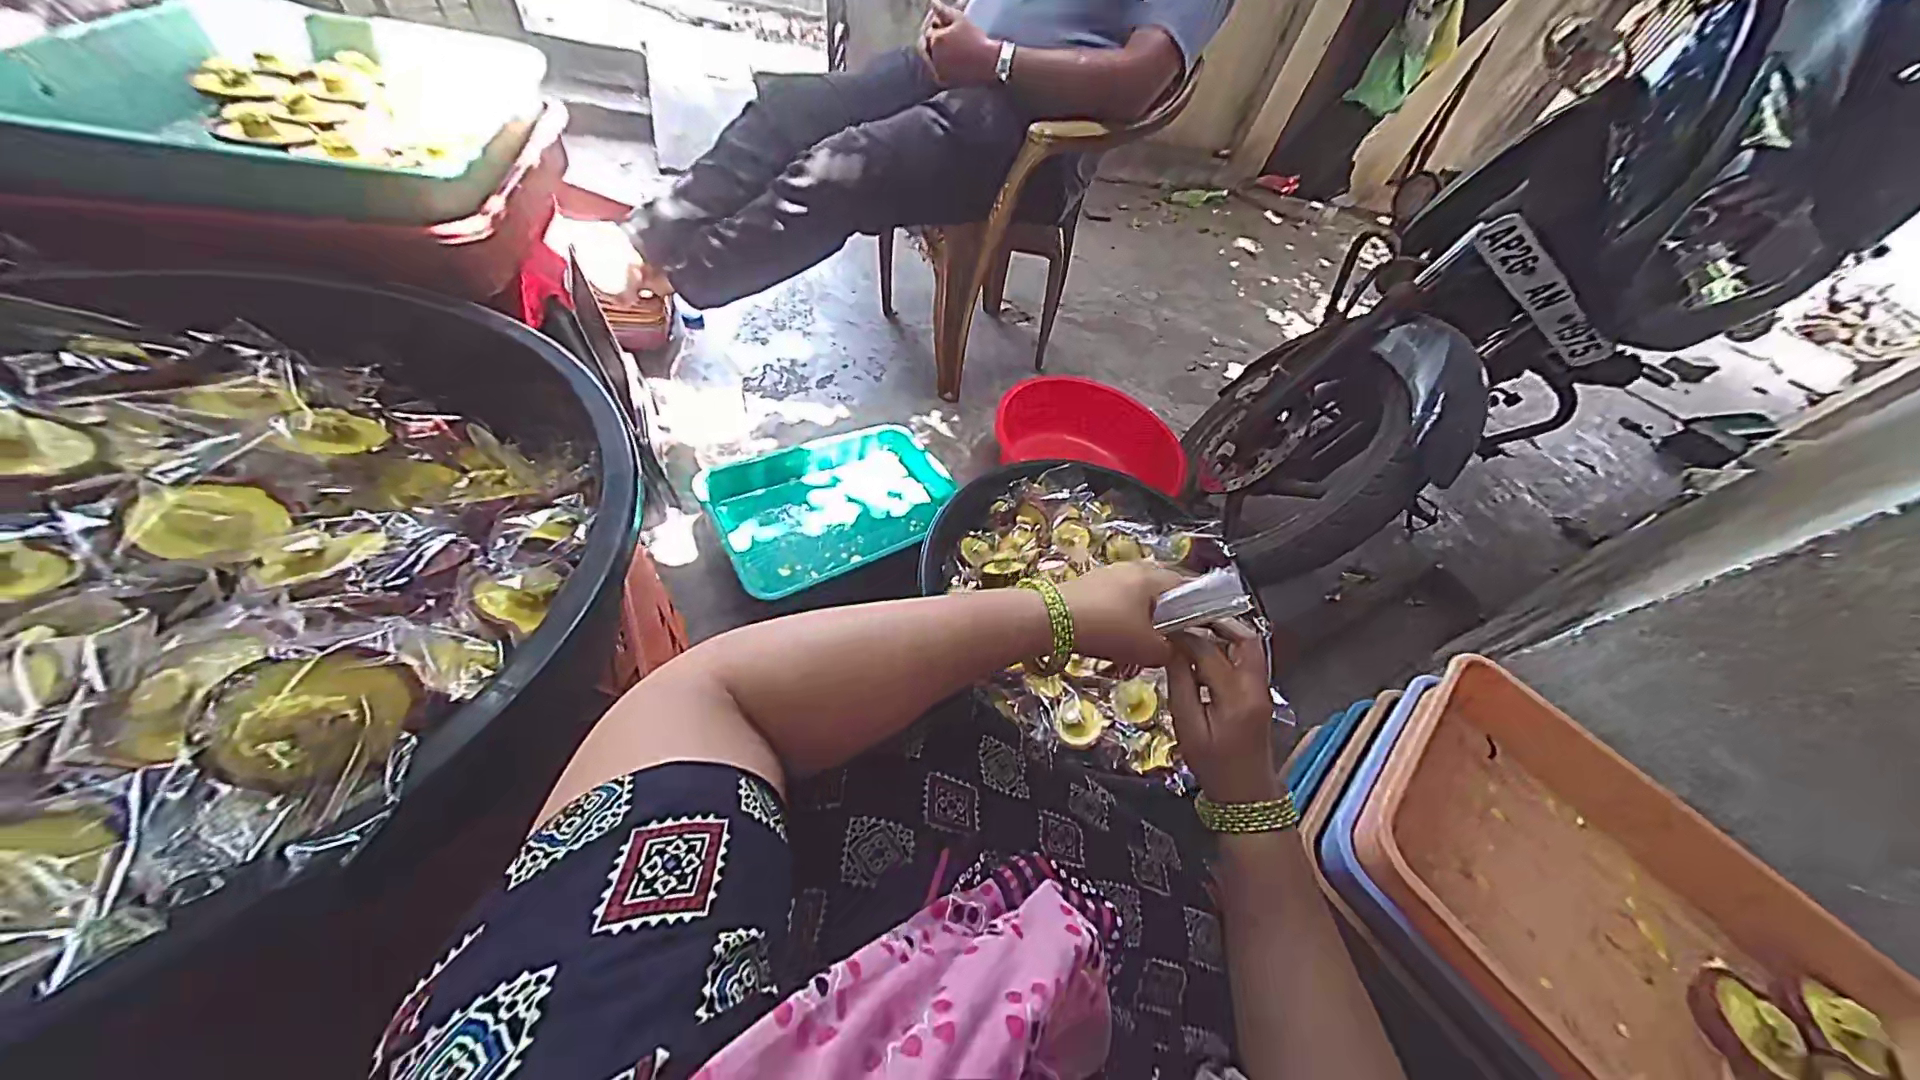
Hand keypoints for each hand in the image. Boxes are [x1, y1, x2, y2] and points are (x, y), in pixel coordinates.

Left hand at [920, 0, 998, 86]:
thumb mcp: (959, 20)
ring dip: (936, 54)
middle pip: (928, 47)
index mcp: (936, 39)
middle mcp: (933, 56)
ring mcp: (937, 70)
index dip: (938, 29)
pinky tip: (949, 63)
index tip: (949, 30)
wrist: (987, 63)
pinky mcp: (942, 81)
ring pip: (931, 60)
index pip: (929, 32)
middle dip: (935, 42)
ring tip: (950, 52)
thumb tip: (932, 2)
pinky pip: (936, 73)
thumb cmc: (975, 39)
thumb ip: (943, 11)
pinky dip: (939, 67)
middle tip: (949, 42)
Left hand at [1053, 561, 1184, 667]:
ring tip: (1134, 645)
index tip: (1198, 631)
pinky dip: (1117, 619)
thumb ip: (1170, 650)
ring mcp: (1106, 574)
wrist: (1050, 620)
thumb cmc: (1106, 629)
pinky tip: (1109, 638)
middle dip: (1163, 619)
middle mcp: (1131, 568)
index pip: (1188, 586)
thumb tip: (1173, 650)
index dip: (1197, 610)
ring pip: (1134, 599)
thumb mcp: (1147, 649)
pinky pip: (1113, 602)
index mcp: (1153, 576)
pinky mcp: (1086, 585)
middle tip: (1163, 642)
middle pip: (1159, 593)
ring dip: (1138, 621)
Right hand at [1166, 619, 1280, 803]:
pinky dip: (1226, 648)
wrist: (1246, 794)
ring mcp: (1261, 690)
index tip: (1163, 628)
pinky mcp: (1259, 693)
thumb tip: (1171, 650)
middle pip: (1244, 638)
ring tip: (1192, 630)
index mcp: (1236, 696)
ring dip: (1223, 633)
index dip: (1185, 635)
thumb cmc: (1213, 765)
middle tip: (1186, 617)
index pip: (1209, 650)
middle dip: (1216, 622)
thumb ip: (1180, 684)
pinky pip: (1246, 659)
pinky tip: (1203, 652)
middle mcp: (1256, 687)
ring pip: (1248, 646)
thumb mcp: (1187, 725)